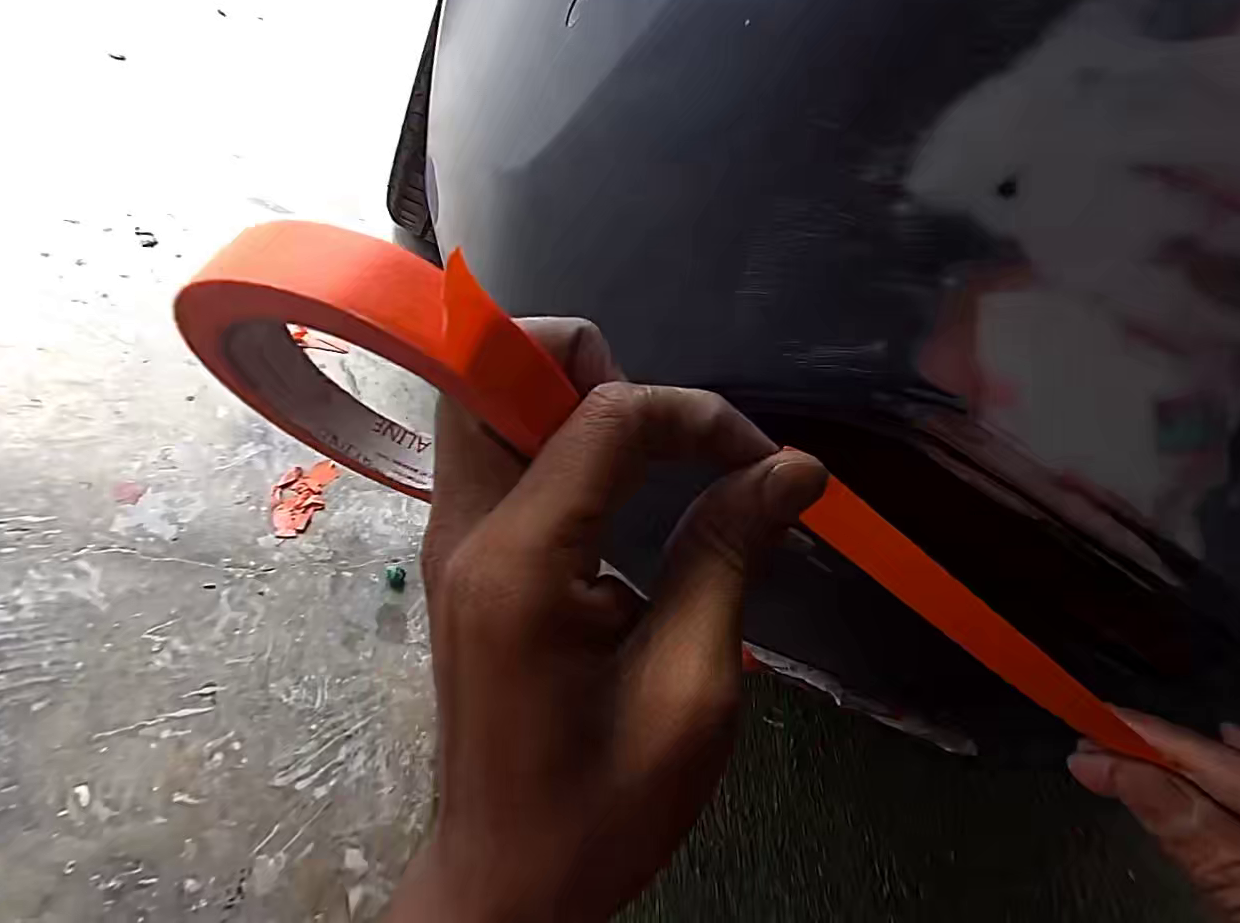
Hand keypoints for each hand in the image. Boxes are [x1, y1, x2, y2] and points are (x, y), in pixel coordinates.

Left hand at [385, 318, 829, 921]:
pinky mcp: (456, 545)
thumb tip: (790, 466)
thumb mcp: (690, 689)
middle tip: (662, 437)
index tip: (755, 455)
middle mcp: (464, 523)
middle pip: (495, 371)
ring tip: (641, 456)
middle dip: (585, 366)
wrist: (504, 873)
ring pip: (485, 398)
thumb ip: (728, 555)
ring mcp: (448, 530)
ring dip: (563, 394)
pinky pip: (491, 444)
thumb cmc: (600, 804)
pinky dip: (548, 431)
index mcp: (521, 559)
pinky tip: (605, 482)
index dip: (691, 413)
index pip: (601, 417)